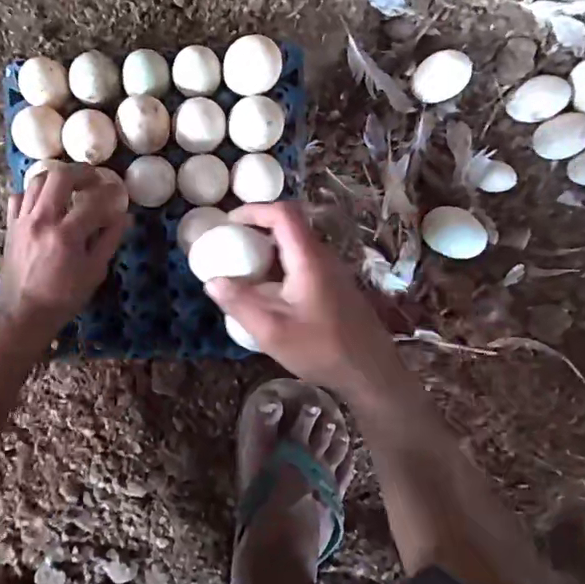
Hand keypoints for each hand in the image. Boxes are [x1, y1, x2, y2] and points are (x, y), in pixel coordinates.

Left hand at [0, 164, 128, 347]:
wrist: (23, 314)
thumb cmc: (63, 297)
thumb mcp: (94, 271)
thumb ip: (109, 239)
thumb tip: (124, 216)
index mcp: (66, 234)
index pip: (93, 201)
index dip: (110, 194)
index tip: (118, 196)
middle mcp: (42, 220)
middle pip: (60, 177)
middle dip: (82, 173)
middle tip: (94, 180)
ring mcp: (22, 221)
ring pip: (37, 180)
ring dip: (57, 178)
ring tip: (71, 186)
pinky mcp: (10, 226)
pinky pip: (19, 197)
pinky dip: (33, 193)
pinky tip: (45, 202)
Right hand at [203, 202, 410, 396]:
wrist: (372, 373)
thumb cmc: (323, 350)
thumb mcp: (272, 332)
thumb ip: (240, 304)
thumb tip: (212, 281)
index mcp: (309, 259)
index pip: (283, 214)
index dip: (254, 210)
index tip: (228, 222)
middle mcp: (323, 257)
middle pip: (289, 226)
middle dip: (256, 228)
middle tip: (229, 245)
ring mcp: (331, 271)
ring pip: (295, 245)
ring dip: (267, 249)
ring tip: (241, 268)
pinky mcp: (334, 286)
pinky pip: (302, 263)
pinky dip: (279, 266)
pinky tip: (266, 292)